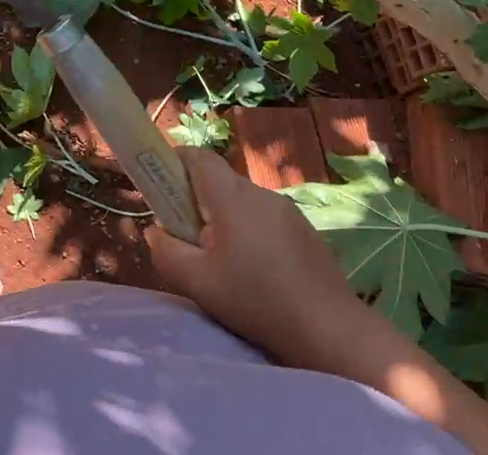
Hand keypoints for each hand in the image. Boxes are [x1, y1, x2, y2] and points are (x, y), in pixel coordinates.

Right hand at [145, 147, 365, 367]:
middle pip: (219, 179)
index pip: (198, 157)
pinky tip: (256, 269)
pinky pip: (265, 217)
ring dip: (224, 217)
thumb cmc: (257, 301)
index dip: (175, 161)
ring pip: (242, 200)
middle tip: (188, 235)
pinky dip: (249, 230)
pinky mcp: (305, 230)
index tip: (160, 184)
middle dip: (196, 198)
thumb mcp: (198, 282)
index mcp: (232, 198)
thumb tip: (155, 231)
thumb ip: (166, 251)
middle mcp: (261, 194)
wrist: (332, 331)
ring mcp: (288, 211)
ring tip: (223, 259)